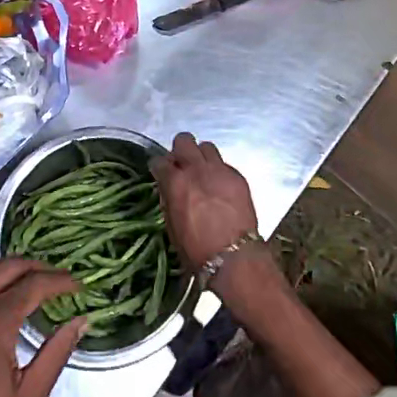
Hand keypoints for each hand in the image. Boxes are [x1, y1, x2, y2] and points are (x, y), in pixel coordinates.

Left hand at [0, 259, 86, 396]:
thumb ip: (56, 353)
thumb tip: (80, 321)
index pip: (31, 285)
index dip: (60, 281)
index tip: (79, 286)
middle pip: (4, 268)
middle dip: (37, 267)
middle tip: (61, 281)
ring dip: (13, 279)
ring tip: (39, 294)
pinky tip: (6, 315)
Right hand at [151, 132, 257, 268]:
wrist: (234, 256)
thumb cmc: (197, 250)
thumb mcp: (172, 226)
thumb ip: (169, 200)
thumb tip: (168, 189)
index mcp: (175, 182)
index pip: (160, 161)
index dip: (158, 167)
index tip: (160, 172)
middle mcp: (196, 169)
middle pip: (184, 140)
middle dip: (180, 150)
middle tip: (181, 165)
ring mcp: (219, 170)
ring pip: (207, 146)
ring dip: (201, 156)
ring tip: (202, 172)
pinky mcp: (237, 176)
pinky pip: (224, 164)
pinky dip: (218, 171)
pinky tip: (219, 186)